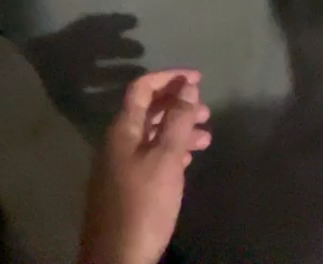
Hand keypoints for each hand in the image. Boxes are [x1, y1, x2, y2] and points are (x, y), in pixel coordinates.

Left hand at [78, 70, 212, 263]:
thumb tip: (187, 86)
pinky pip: (150, 155)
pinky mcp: (125, 187)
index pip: (142, 88)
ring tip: (206, 136)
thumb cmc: (143, 204)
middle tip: (206, 109)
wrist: (117, 261)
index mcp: (122, 129)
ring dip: (179, 129)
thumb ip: (177, 120)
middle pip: (148, 110)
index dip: (169, 77)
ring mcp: (119, 165)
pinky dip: (171, 149)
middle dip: (178, 104)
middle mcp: (117, 141)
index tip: (197, 78)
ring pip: (152, 134)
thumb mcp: (166, 158)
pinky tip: (189, 158)